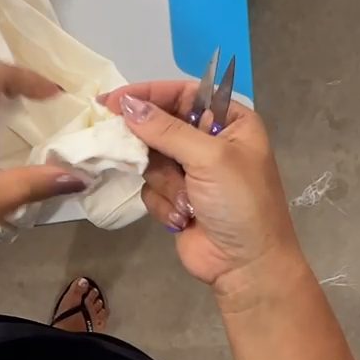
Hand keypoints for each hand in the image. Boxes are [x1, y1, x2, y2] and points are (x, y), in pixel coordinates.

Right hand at [103, 80, 303, 293]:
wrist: (246, 265)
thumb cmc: (240, 203)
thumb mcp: (209, 158)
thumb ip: (166, 129)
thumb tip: (126, 105)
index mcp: (231, 122)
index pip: (183, 94)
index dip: (149, 94)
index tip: (114, 100)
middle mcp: (210, 143)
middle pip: (161, 127)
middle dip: (151, 146)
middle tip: (124, 146)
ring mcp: (192, 172)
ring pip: (152, 161)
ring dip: (165, 184)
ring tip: (186, 202)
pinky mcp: (176, 199)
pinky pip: (151, 189)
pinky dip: (164, 204)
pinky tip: (184, 219)